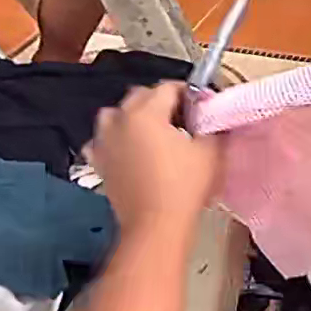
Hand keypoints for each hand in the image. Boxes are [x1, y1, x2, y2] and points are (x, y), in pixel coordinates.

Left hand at [86, 82, 222, 239]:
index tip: (206, 105)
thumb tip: (212, 117)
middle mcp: (118, 119)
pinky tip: (133, 150)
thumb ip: (212, 127)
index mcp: (146, 113)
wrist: (156, 222)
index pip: (168, 87)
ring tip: (158, 133)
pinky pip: (106, 138)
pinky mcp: (98, 160)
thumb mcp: (211, 152)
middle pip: (140, 96)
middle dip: (163, 102)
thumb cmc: (186, 185)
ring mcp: (103, 139)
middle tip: (187, 119)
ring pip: (117, 114)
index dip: (191, 93)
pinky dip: (119, 139)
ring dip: (136, 117)